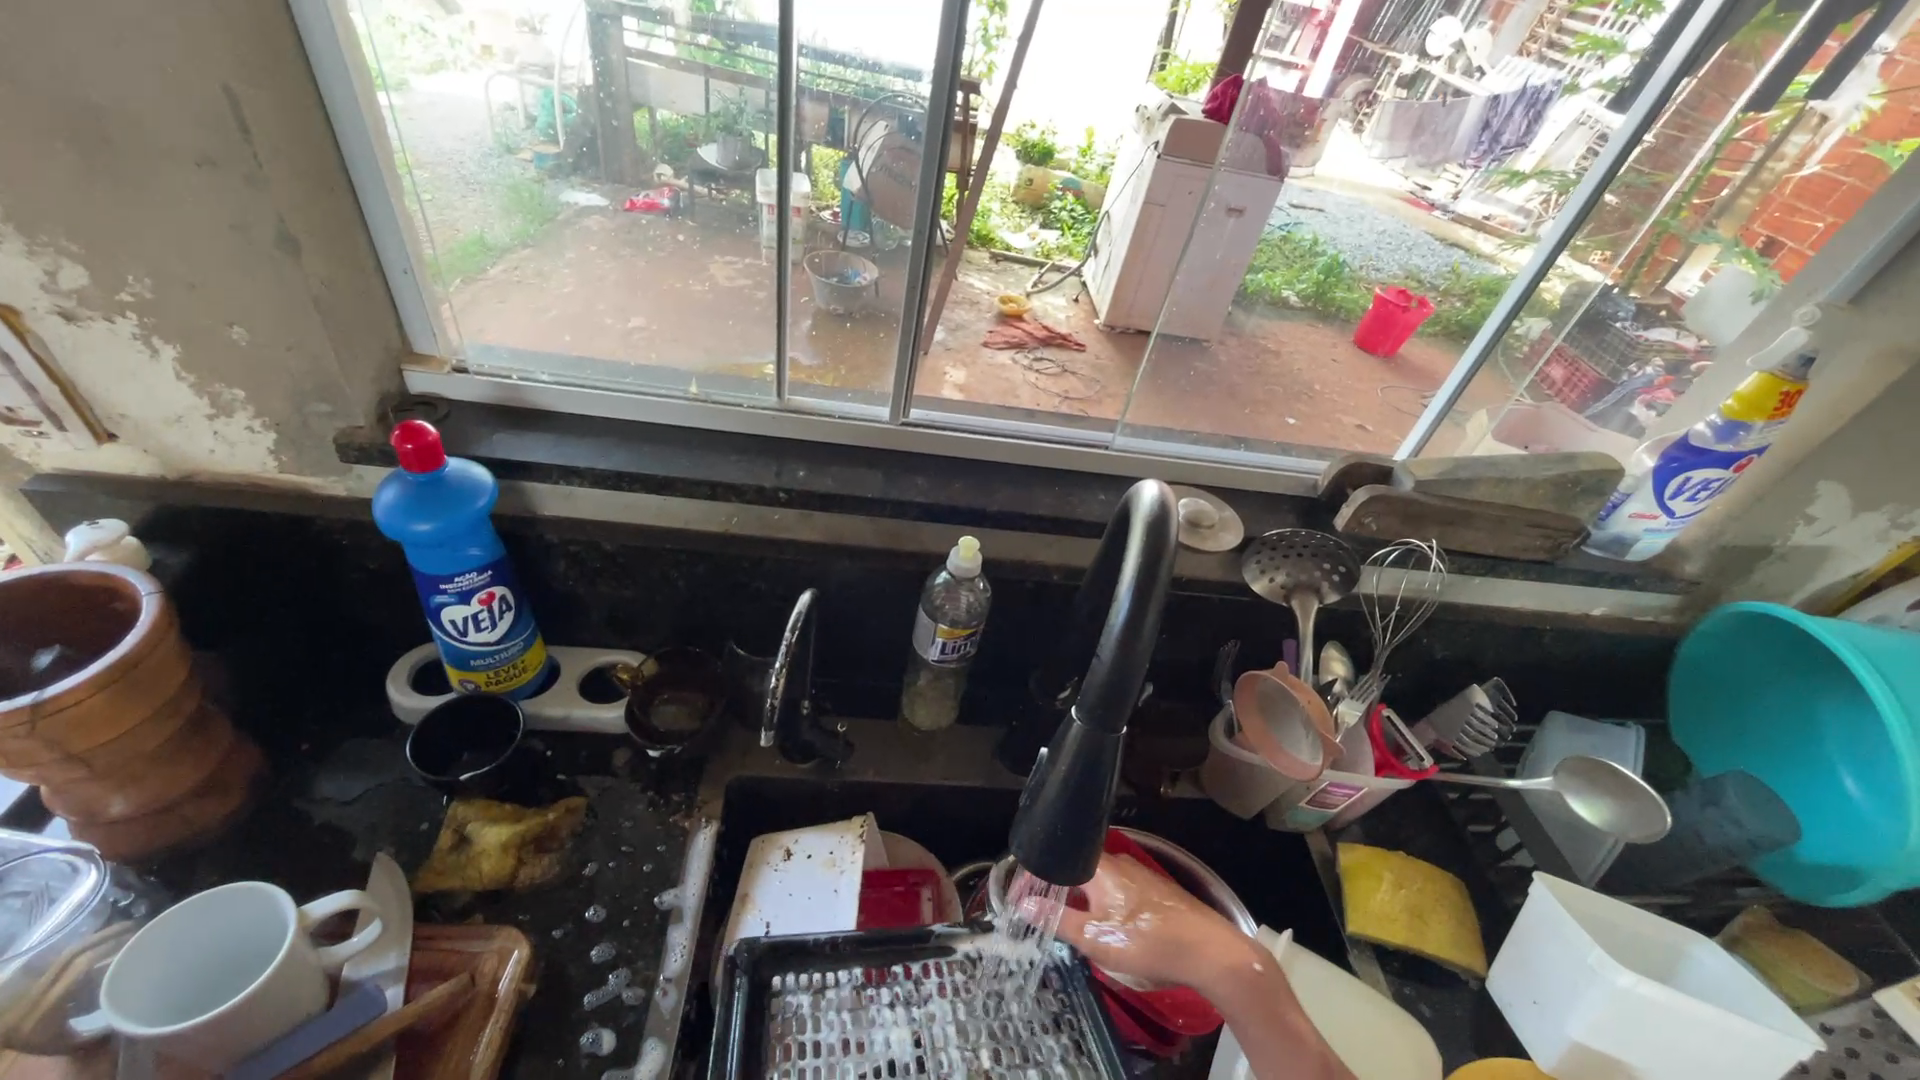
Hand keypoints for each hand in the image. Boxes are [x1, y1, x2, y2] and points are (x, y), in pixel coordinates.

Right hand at [1021, 852, 1260, 993]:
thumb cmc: (1147, 941)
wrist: (1209, 951)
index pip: (1056, 860)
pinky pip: (1117, 889)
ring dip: (1081, 897)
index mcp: (1099, 867)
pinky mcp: (1154, 890)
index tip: (1021, 898)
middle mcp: (1118, 862)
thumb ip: (1058, 919)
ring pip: (1098, 880)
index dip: (1035, 878)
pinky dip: (1102, 902)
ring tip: (1069, 921)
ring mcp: (1139, 874)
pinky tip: (1104, 924)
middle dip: (1058, 888)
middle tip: (1042, 912)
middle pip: (1077, 868)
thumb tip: (1024, 902)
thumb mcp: (1095, 938)